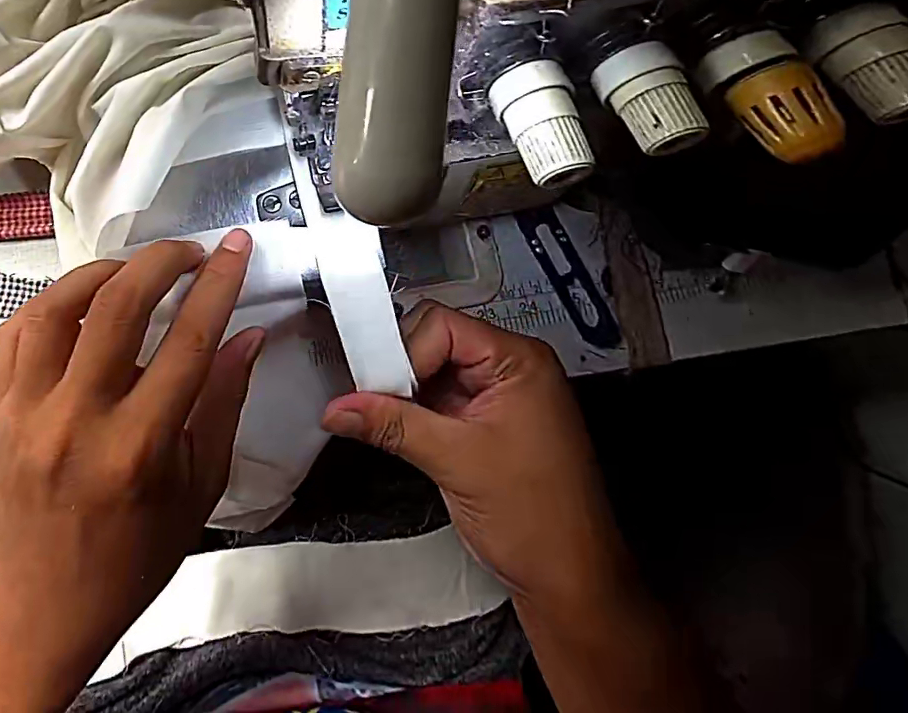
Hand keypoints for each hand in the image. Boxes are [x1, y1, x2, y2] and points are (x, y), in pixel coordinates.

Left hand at [0, 230, 264, 712]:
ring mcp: (28, 411)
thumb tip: (247, 335)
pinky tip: (82, 299)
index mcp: (139, 446)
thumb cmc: (136, 550)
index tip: (233, 249)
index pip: (188, 340)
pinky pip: (17, 330)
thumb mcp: (201, 484)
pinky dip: (53, 301)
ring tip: (135, 269)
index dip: (218, 283)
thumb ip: (224, 399)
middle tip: (189, 252)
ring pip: (58, 306)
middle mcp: (77, 420)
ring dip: (103, 271)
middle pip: (118, 306)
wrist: (47, 600)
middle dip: (161, 260)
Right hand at [320, 302, 699, 711]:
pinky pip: (435, 394)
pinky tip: (393, 426)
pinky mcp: (482, 417)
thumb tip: (338, 407)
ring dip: (402, 391)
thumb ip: (392, 425)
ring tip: (381, 418)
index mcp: (518, 361)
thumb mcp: (456, 462)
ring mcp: (495, 392)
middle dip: (400, 370)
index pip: (442, 326)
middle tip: (374, 403)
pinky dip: (411, 408)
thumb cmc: (535, 518)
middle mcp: (508, 366)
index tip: (379, 387)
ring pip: (429, 368)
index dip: (406, 351)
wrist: (570, 581)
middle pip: (433, 340)